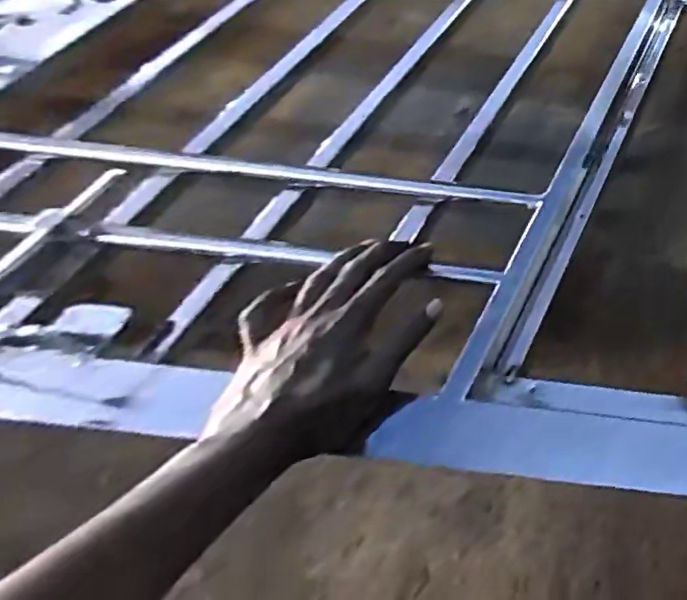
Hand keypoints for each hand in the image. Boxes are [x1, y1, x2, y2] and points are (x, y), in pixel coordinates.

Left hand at [201, 240, 439, 459]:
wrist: (250, 442)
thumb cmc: (322, 413)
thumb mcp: (376, 380)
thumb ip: (406, 340)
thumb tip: (436, 304)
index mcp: (349, 321)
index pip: (386, 279)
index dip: (409, 261)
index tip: (428, 250)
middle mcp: (318, 315)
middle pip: (351, 271)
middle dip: (379, 252)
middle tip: (399, 243)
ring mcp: (283, 327)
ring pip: (314, 281)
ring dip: (340, 260)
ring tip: (359, 250)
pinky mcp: (255, 345)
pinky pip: (261, 310)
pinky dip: (278, 292)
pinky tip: (291, 287)